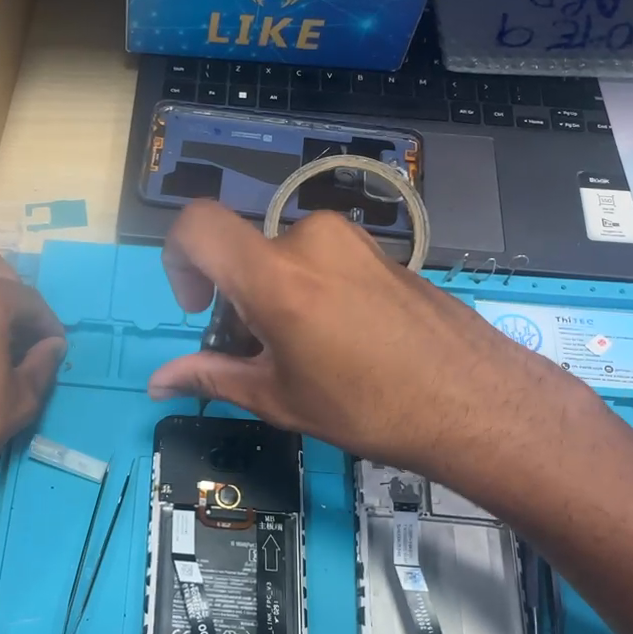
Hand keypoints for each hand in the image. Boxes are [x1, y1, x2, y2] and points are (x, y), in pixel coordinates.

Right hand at [149, 203, 601, 487]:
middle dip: (233, 299)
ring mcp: (351, 241)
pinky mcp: (379, 251)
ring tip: (301, 354)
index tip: (199, 309)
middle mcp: (309, 241)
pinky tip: (338, 342)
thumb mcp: (277, 398)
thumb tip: (159, 382)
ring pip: (282, 258)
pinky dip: (308, 292)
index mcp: (275, 276)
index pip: (197, 226)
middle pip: (243, 253)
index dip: (178, 260)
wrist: (474, 403)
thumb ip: (211, 377)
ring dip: (271, 297)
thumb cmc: (367, 407)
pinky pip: (321, 260)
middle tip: (256, 353)